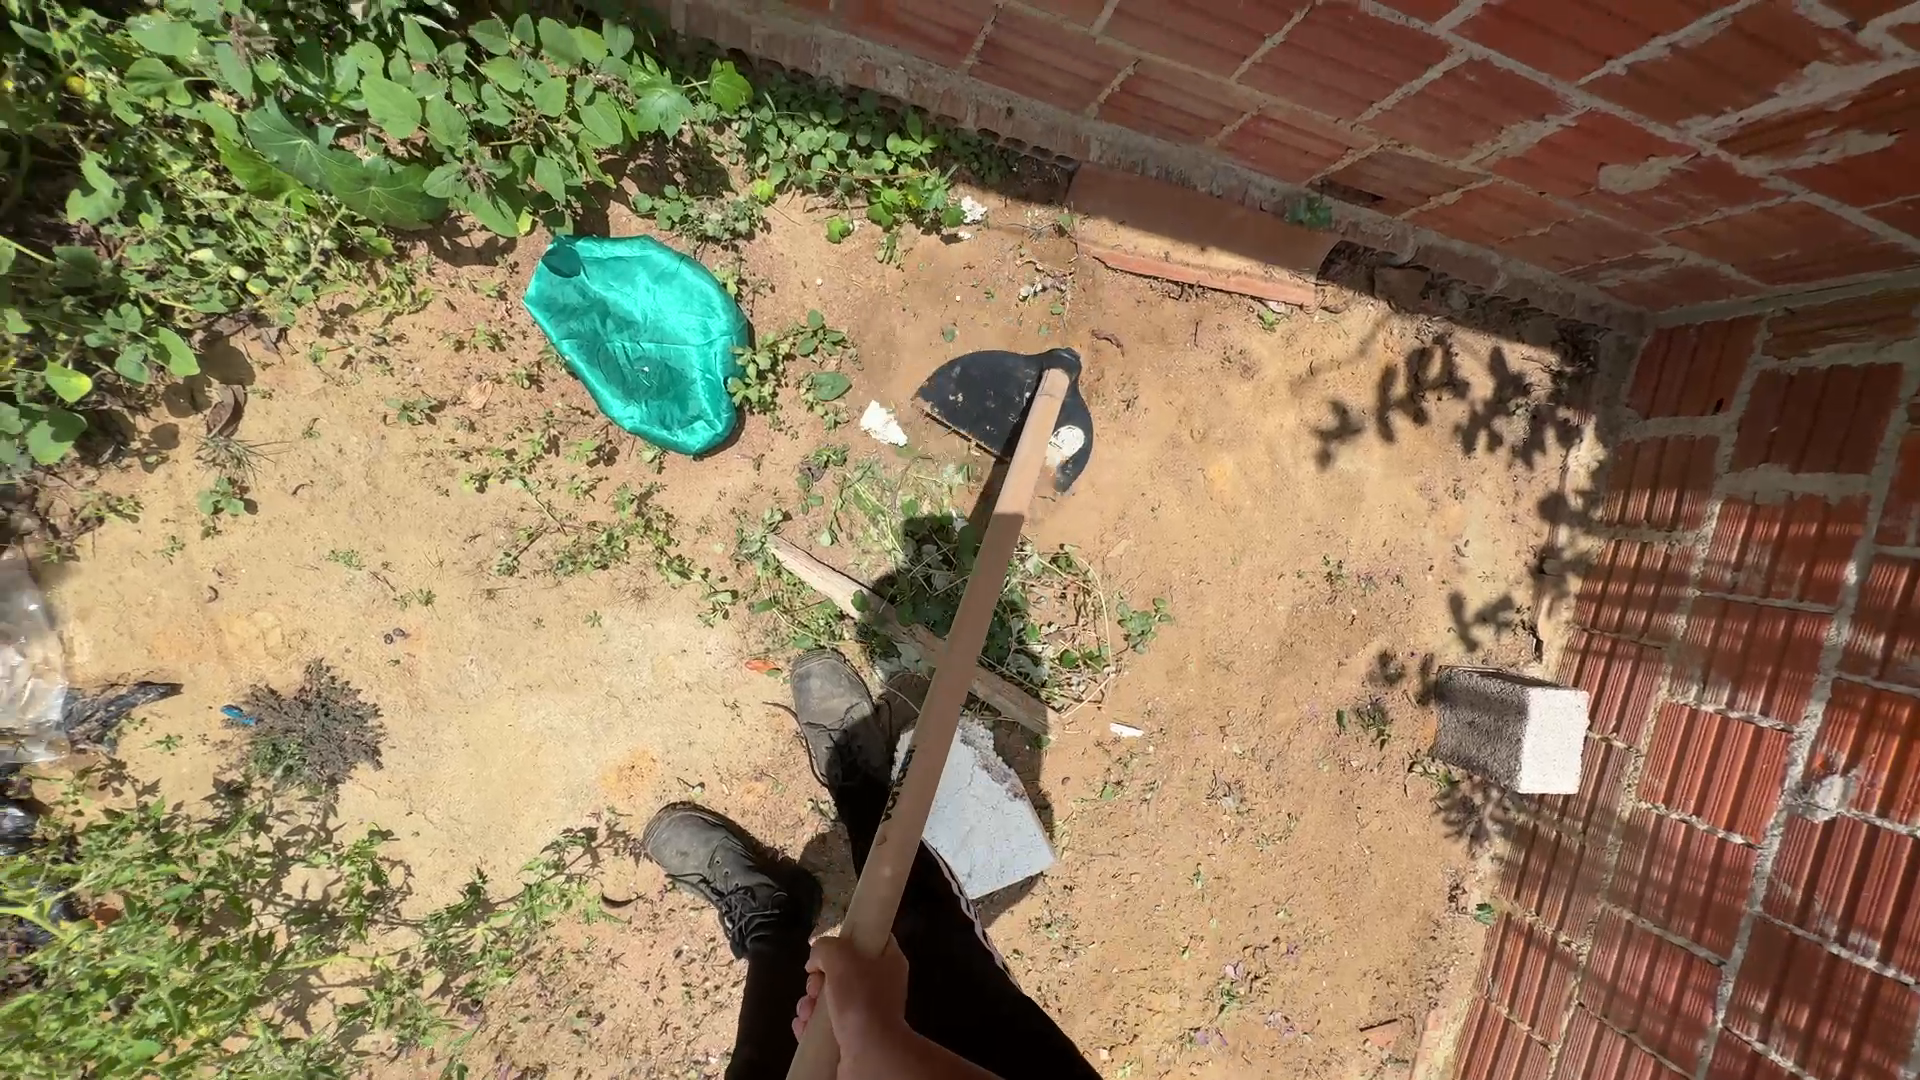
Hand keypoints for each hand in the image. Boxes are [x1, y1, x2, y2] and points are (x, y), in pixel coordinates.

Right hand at [792, 934, 909, 1061]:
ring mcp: (865, 1014)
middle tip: (814, 987)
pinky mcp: (850, 1038)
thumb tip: (815, 959)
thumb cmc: (861, 999)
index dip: (846, 939)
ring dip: (810, 1003)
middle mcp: (879, 985)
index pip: (869, 938)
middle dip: (819, 978)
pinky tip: (802, 1026)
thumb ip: (825, 948)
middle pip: (842, 970)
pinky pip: (824, 1026)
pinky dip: (810, 1025)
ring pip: (829, 998)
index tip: (826, 948)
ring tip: (807, 1011)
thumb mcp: (841, 957)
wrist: (869, 1055)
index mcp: (889, 961)